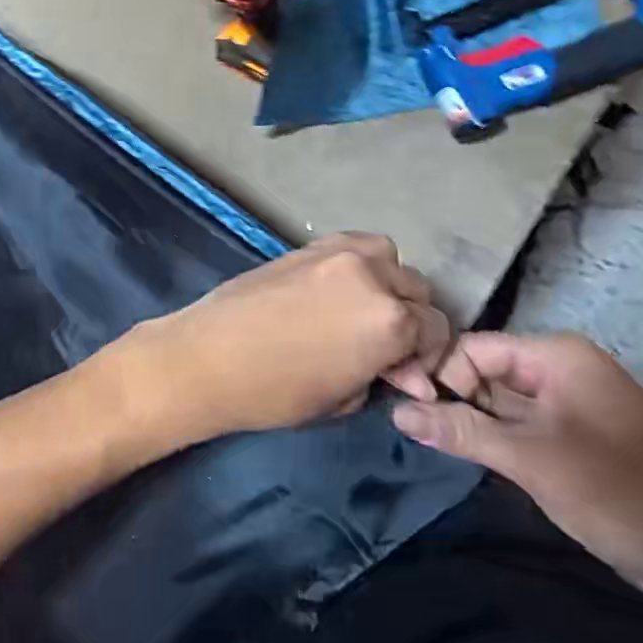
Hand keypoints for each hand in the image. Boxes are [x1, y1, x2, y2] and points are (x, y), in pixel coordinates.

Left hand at [112, 234, 452, 442]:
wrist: (206, 357)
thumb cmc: (275, 392)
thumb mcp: (343, 397)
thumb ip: (383, 374)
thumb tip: (404, 370)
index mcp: (389, 319)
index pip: (436, 329)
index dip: (426, 354)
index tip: (405, 370)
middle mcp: (370, 275)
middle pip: (416, 288)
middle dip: (410, 317)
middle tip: (384, 343)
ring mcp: (335, 253)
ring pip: (388, 258)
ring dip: (386, 283)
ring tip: (362, 310)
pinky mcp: (304, 247)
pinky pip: (351, 245)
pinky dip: (357, 263)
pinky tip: (339, 289)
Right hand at [392, 333, 642, 606]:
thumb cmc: (627, 495)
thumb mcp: (534, 460)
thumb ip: (461, 431)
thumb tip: (397, 412)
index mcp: (555, 356)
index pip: (469, 348)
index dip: (436, 375)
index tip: (408, 411)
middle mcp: (558, 371)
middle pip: (479, 371)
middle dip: (446, 398)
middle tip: (411, 431)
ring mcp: (565, 408)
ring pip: (494, 402)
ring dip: (465, 421)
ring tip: (426, 443)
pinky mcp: (570, 441)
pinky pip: (514, 427)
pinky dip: (488, 440)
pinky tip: (461, 455)